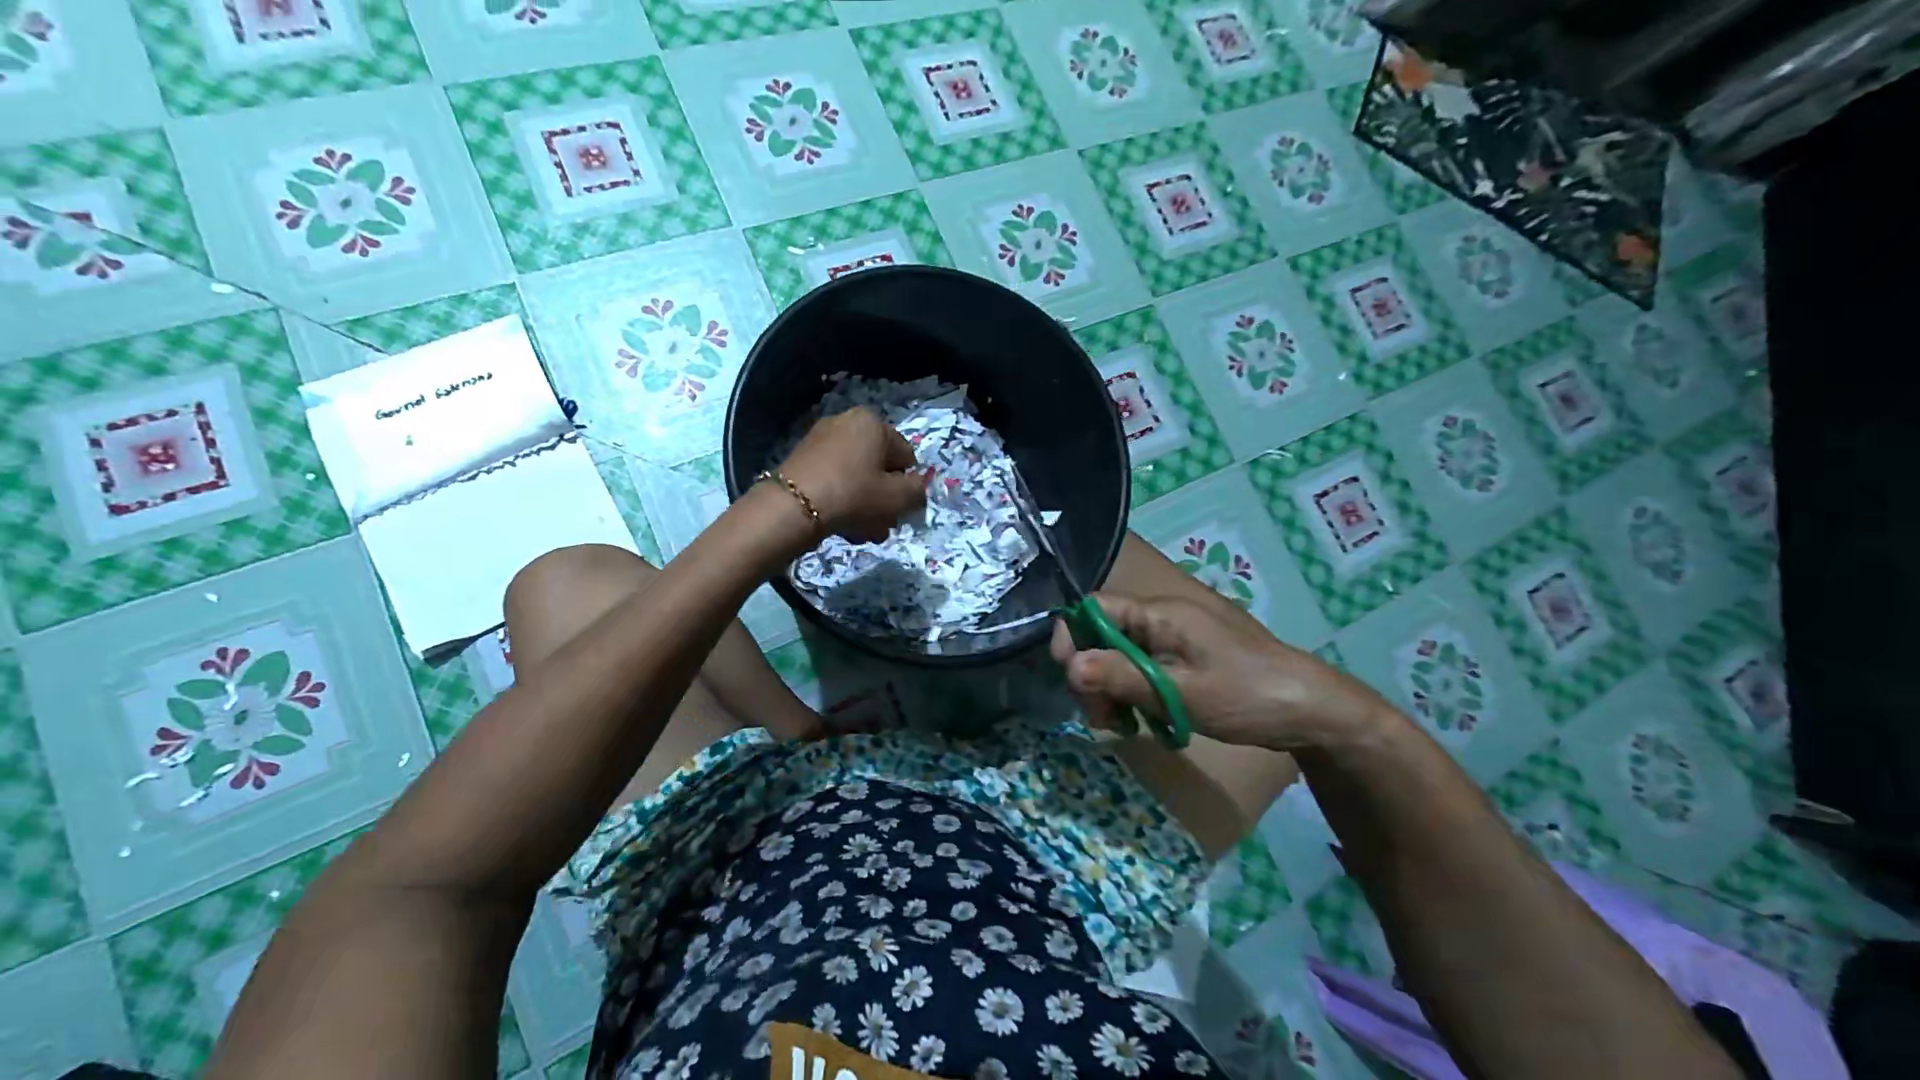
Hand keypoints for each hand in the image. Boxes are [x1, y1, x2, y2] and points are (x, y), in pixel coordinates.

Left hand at [777, 407, 926, 543]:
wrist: (792, 507)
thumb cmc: (854, 495)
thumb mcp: (896, 498)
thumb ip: (916, 491)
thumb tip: (917, 488)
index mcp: (874, 422)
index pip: (906, 457)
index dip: (906, 486)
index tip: (898, 511)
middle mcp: (847, 421)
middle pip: (878, 466)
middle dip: (883, 498)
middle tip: (881, 525)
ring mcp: (821, 438)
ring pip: (856, 475)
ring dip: (865, 503)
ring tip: (862, 530)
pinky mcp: (802, 457)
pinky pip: (834, 477)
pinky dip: (842, 497)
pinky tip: (841, 522)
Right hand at [1050, 592, 1396, 750]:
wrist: (1312, 710)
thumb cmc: (1247, 695)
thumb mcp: (1179, 692)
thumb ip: (1122, 677)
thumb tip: (1068, 666)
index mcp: (1160, 613)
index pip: (1094, 608)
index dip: (1072, 637)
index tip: (1070, 679)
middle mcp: (1164, 617)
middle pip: (1104, 635)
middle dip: (1092, 675)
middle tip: (1102, 719)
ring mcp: (1177, 637)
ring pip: (1121, 655)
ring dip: (1112, 689)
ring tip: (1123, 726)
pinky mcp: (1187, 656)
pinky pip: (1144, 666)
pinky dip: (1136, 692)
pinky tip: (1145, 720)